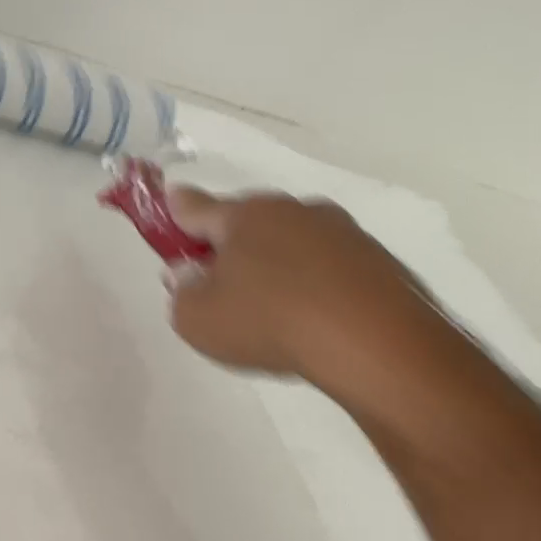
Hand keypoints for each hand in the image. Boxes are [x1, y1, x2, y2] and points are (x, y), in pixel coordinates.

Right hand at [164, 188, 440, 385]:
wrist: (372, 341)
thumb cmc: (265, 322)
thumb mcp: (194, 317)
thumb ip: (181, 290)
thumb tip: (190, 270)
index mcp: (245, 218)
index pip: (196, 207)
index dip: (176, 209)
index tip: (168, 200)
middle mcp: (294, 211)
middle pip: (246, 223)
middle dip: (226, 244)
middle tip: (210, 280)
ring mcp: (340, 231)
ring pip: (285, 241)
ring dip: (267, 262)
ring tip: (259, 306)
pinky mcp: (371, 257)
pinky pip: (319, 262)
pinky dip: (302, 280)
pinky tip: (297, 313)